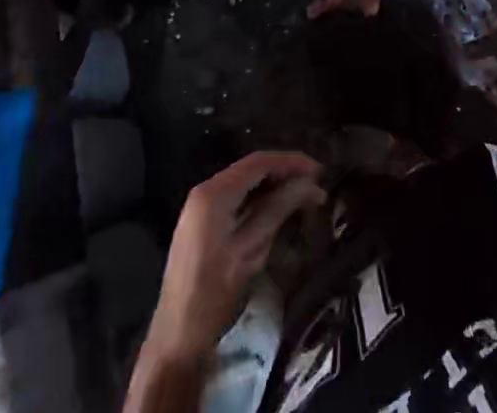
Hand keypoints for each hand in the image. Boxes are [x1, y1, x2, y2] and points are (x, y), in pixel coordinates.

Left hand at [146, 152, 325, 362]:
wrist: (176, 334)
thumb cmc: (214, 293)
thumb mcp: (252, 250)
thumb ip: (279, 209)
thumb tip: (310, 183)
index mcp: (213, 194)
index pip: (258, 162)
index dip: (291, 162)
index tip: (320, 170)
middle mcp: (205, 191)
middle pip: (251, 169)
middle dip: (285, 172)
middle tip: (316, 183)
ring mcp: (201, 206)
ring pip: (245, 182)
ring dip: (274, 184)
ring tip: (305, 194)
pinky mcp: (203, 221)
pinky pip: (237, 197)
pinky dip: (260, 197)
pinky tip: (280, 206)